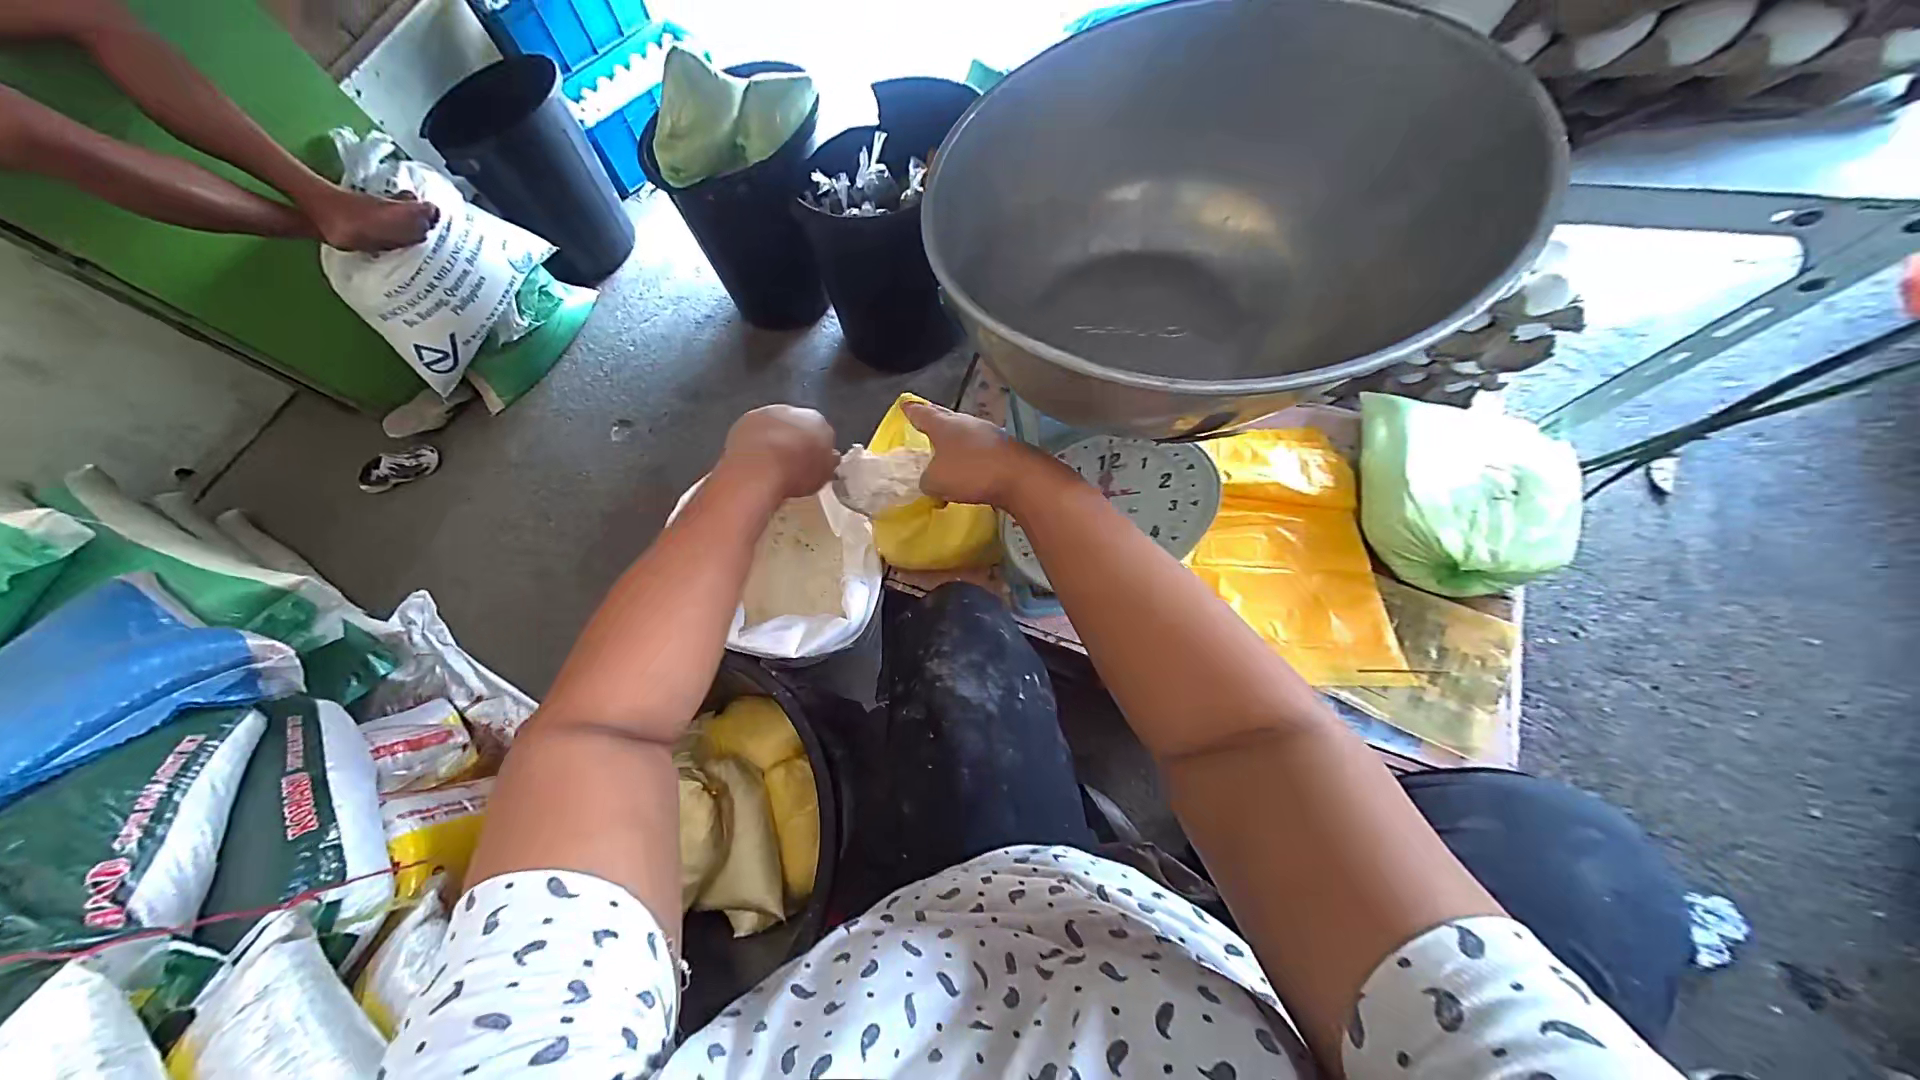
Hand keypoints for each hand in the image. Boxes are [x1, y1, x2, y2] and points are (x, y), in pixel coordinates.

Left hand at [720, 405, 838, 498]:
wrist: (759, 471)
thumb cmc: (794, 471)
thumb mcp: (823, 475)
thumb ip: (828, 462)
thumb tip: (829, 459)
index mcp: (818, 421)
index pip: (822, 432)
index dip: (818, 449)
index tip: (813, 463)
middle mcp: (793, 411)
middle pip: (797, 425)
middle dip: (795, 441)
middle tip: (792, 465)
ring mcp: (768, 414)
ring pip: (775, 427)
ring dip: (774, 441)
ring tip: (772, 467)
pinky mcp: (745, 421)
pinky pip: (754, 432)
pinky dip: (755, 444)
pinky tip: (756, 462)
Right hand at [901, 401, 1055, 507]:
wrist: (1021, 477)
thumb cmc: (971, 472)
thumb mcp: (935, 481)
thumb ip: (926, 479)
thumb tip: (929, 480)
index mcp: (944, 425)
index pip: (922, 413)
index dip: (911, 411)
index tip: (905, 405)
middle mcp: (966, 423)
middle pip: (945, 418)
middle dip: (933, 421)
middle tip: (923, 423)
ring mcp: (988, 434)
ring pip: (964, 434)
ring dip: (954, 442)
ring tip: (945, 452)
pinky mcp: (1004, 450)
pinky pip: (979, 450)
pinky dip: (970, 457)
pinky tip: (969, 470)